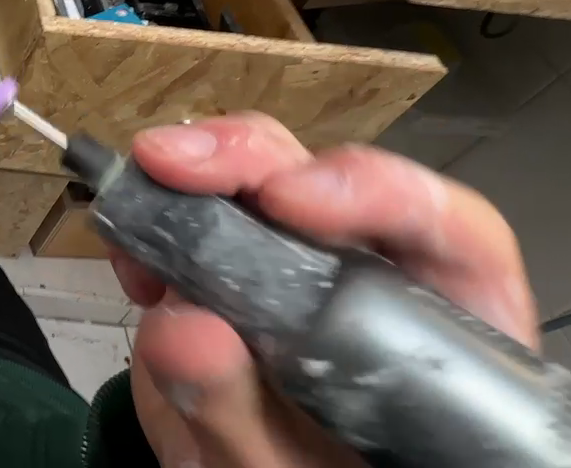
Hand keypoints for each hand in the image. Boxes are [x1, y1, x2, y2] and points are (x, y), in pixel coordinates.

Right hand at [111, 113, 536, 467]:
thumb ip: (237, 411)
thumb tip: (185, 325)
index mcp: (424, 334)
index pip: (441, 228)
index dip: (371, 189)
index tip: (284, 200)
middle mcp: (360, 271)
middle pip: (320, 175)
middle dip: (241, 158)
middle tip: (165, 163)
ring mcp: (284, 251)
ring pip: (251, 165)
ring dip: (184, 167)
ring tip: (131, 203)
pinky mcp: (221, 244)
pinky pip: (182, 192)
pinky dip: (144, 205)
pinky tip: (129, 260)